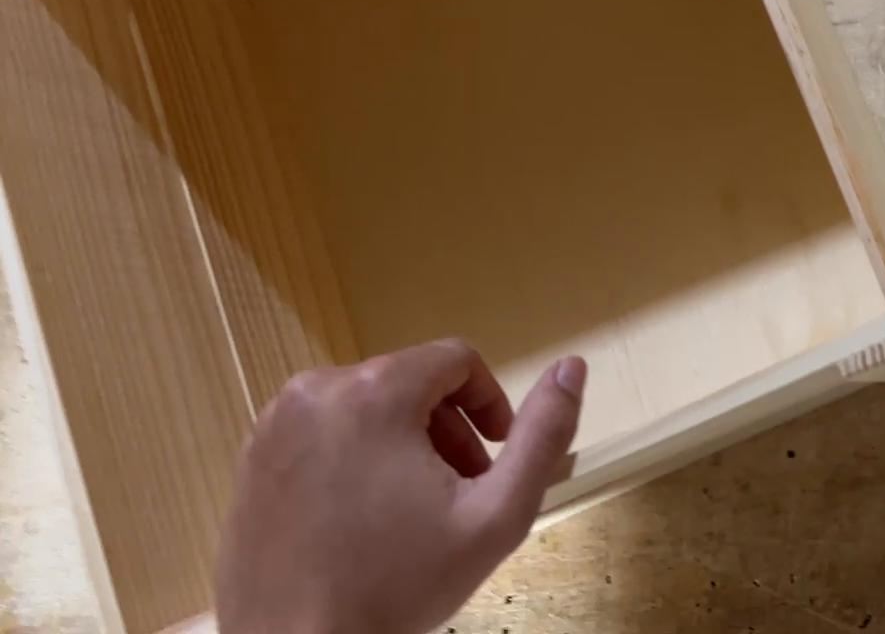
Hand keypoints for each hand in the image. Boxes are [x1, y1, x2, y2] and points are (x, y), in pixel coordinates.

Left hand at [216, 340, 586, 633]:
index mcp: (372, 393)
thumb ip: (545, 432)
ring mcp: (273, 429)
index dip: (490, 402)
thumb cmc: (399, 586)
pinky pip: (332, 429)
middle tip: (460, 489)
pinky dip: (364, 453)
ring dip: (411, 439)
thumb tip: (572, 365)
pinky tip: (369, 513)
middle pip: (416, 381)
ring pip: (375, 403)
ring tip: (418, 505)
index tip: (496, 454)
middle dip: (450, 427)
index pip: (457, 360)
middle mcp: (313, 394)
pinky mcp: (249, 463)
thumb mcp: (500, 512)